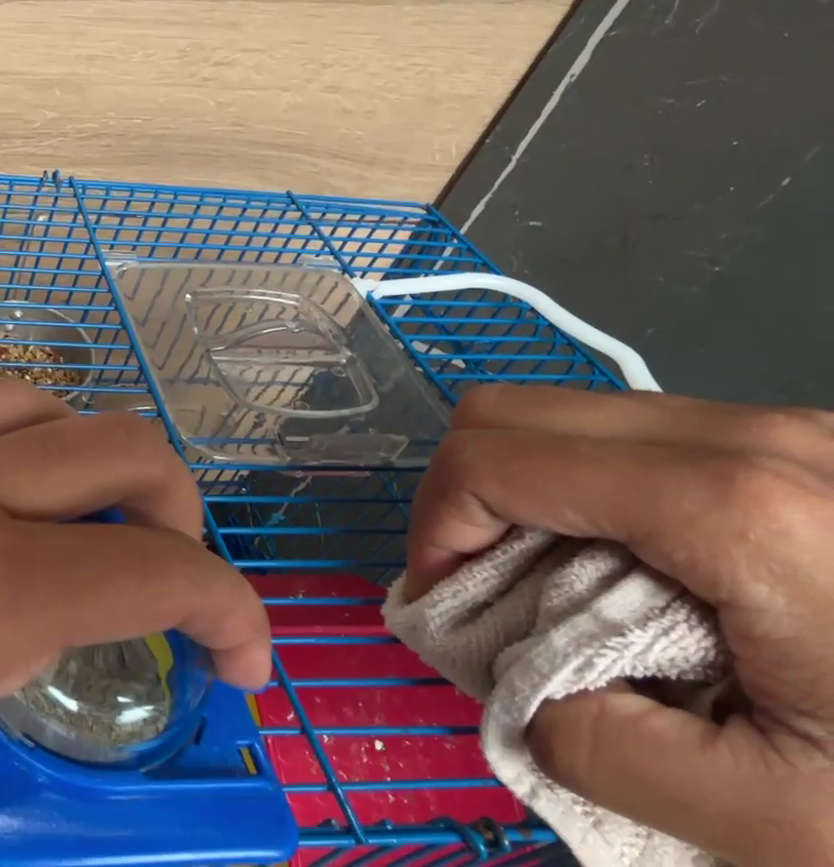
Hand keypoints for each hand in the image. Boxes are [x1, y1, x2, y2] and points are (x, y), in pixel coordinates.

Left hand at [0, 380, 270, 864]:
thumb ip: (22, 862)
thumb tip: (68, 852)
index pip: (163, 571)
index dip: (234, 618)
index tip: (241, 677)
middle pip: (116, 444)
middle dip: (180, 512)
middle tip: (175, 602)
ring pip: (27, 408)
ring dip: (86, 467)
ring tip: (88, 554)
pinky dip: (5, 466)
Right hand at [403, 385, 833, 864]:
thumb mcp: (768, 818)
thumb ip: (589, 741)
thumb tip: (516, 681)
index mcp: (734, 508)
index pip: (493, 461)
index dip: (434, 529)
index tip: (442, 606)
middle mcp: (755, 436)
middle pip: (510, 413)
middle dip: (460, 501)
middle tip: (477, 587)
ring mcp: (788, 430)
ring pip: (564, 418)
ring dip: (519, 496)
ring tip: (549, 585)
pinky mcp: (802, 446)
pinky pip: (627, 437)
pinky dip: (577, 494)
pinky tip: (626, 569)